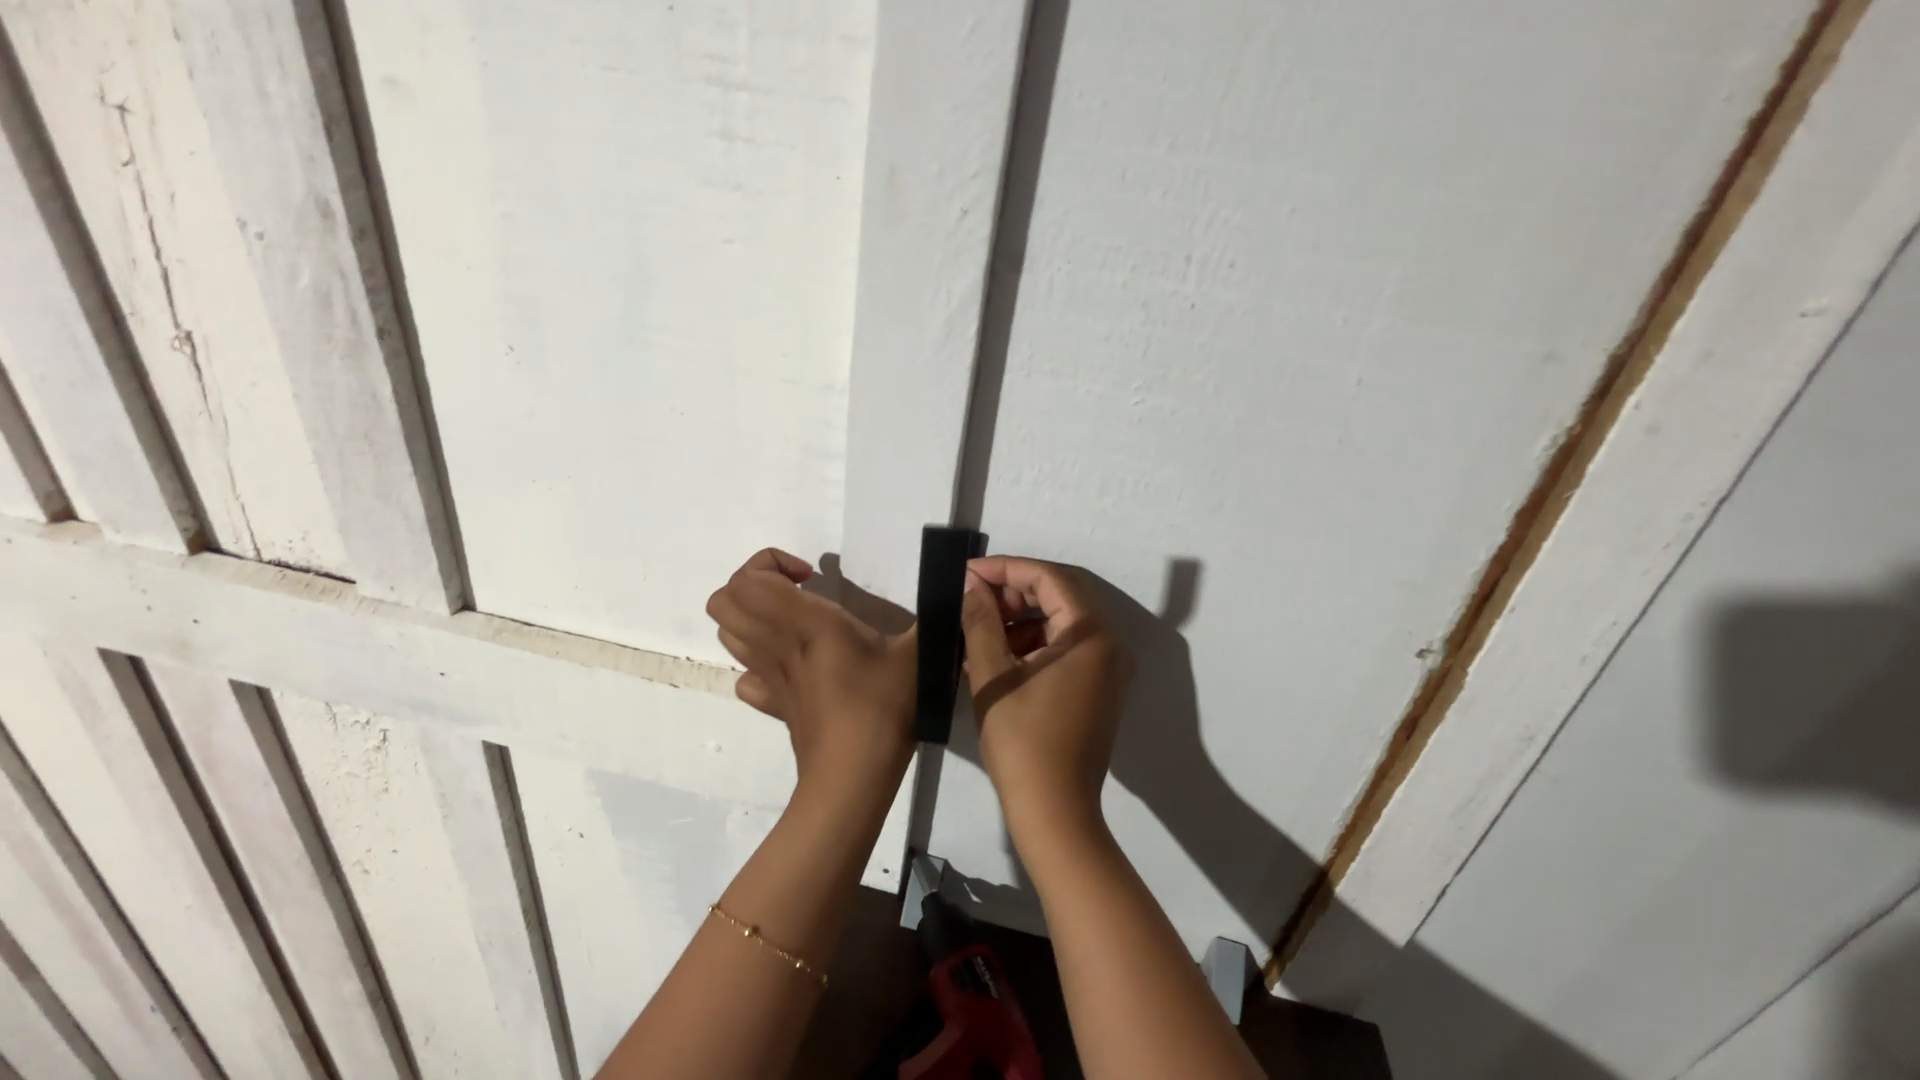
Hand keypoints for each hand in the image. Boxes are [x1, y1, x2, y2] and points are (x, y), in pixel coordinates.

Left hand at [706, 549, 917, 792]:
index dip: (769, 563)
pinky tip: (791, 666)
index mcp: (804, 622)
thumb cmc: (882, 708)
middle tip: (794, 590)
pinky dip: (757, 662)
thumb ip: (938, 619)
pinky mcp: (773, 704)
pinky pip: (746, 675)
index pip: (749, 579)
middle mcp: (776, 643)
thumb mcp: (919, 656)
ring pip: (728, 634)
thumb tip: (958, 593)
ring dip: (751, 617)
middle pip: (724, 601)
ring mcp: (769, 677)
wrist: (853, 777)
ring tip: (793, 621)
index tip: (810, 574)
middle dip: (752, 584)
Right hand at [959, 556, 1134, 826]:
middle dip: (1013, 593)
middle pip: (1061, 597)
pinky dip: (1032, 647)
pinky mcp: (1099, 690)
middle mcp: (1110, 645)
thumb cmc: (1023, 742)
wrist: (1054, 812)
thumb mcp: (994, 676)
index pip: (1050, 578)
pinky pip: (1066, 650)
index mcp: (1092, 635)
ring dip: (1019, 622)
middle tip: (971, 602)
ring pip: (1062, 624)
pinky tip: (994, 660)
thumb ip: (981, 621)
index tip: (967, 575)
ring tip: (976, 635)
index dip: (1006, 569)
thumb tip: (971, 586)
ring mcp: (1109, 670)